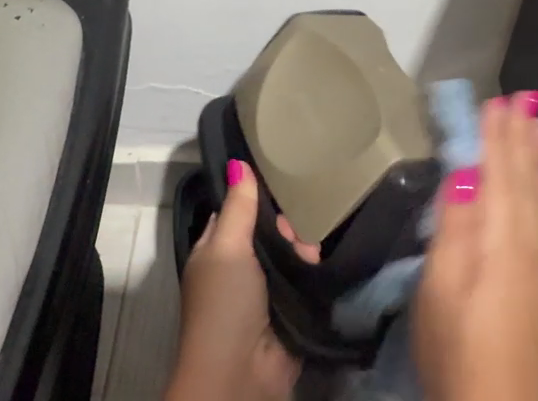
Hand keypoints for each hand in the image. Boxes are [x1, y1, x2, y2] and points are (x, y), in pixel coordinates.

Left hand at [165, 160, 308, 400]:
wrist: (241, 374)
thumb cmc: (224, 304)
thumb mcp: (226, 247)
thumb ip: (238, 207)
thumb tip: (239, 163)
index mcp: (215, 250)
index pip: (235, 210)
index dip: (253, 193)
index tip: (279, 169)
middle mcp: (240, 267)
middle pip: (268, 229)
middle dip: (286, 221)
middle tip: (301, 214)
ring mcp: (266, 289)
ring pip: (290, 252)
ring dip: (302, 244)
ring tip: (311, 245)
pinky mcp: (291, 308)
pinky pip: (306, 278)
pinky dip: (314, 268)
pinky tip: (322, 259)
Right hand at [414, 92, 537, 400]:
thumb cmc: (455, 341)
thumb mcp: (440, 282)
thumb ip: (454, 225)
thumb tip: (463, 172)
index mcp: (500, 239)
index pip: (498, 174)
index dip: (496, 136)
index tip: (497, 98)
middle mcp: (527, 243)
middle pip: (525, 180)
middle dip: (522, 137)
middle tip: (526, 96)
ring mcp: (537, 264)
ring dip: (537, 158)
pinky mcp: (537, 282)